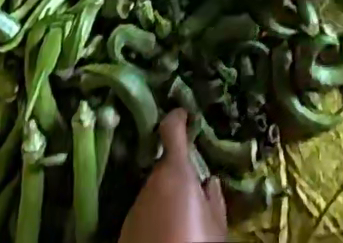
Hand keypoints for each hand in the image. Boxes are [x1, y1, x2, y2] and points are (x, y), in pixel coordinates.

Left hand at [119, 109, 227, 242]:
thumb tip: (209, 180)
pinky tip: (168, 230)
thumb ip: (213, 200)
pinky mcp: (125, 226)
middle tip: (194, 182)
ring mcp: (135, 203)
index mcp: (175, 171)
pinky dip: (156, 213)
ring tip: (184, 212)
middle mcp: (150, 180)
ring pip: (153, 189)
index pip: (171, 130)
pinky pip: (145, 210)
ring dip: (166, 194)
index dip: (178, 118)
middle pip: (163, 165)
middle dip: (177, 170)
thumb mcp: (216, 227)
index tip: (184, 113)